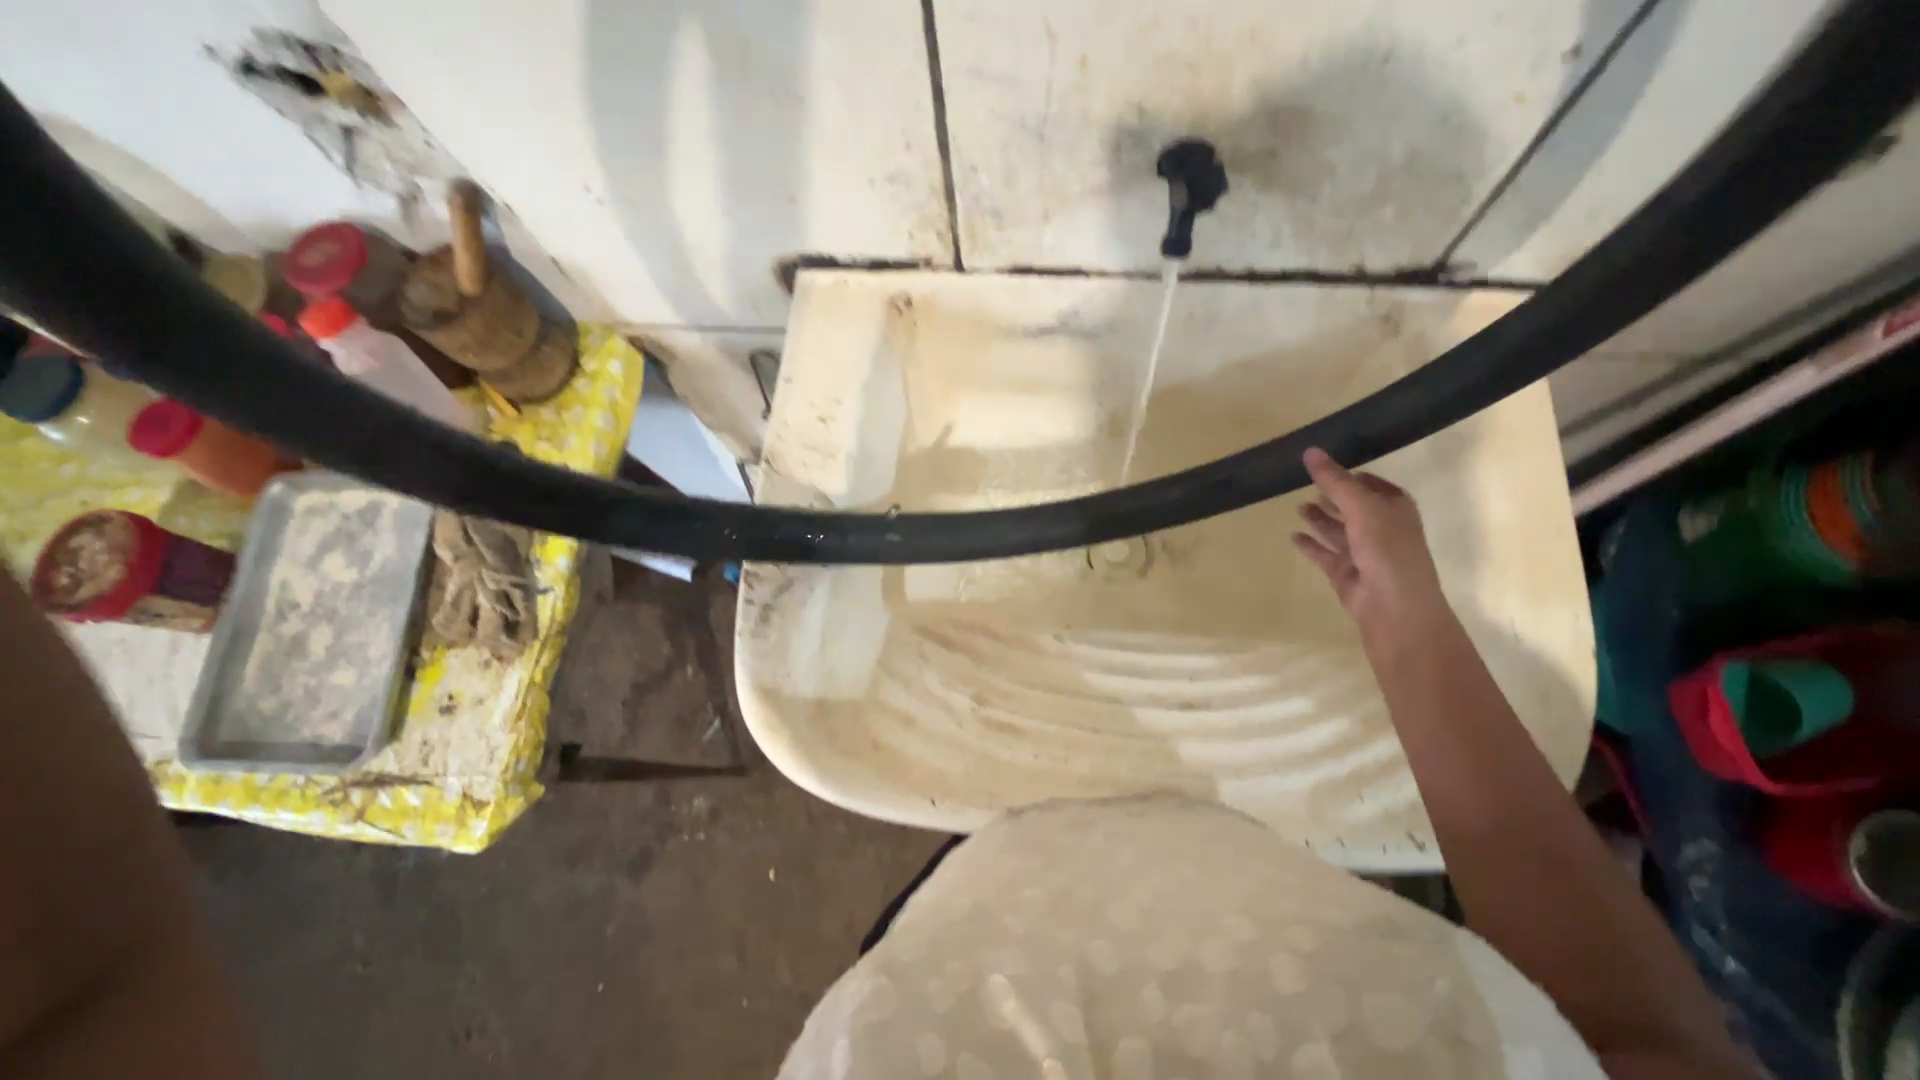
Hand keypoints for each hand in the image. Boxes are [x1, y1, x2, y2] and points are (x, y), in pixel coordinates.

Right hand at [1290, 447, 1447, 630]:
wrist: (1394, 606)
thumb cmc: (1387, 549)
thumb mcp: (1362, 507)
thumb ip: (1335, 480)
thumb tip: (1309, 451)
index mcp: (1395, 507)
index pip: (1369, 484)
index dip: (1348, 475)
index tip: (1322, 465)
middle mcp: (1381, 527)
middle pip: (1351, 506)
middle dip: (1332, 496)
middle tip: (1304, 483)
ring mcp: (1363, 552)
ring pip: (1337, 530)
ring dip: (1319, 518)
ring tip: (1298, 507)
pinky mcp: (1345, 573)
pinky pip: (1324, 554)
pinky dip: (1310, 545)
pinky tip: (1294, 536)